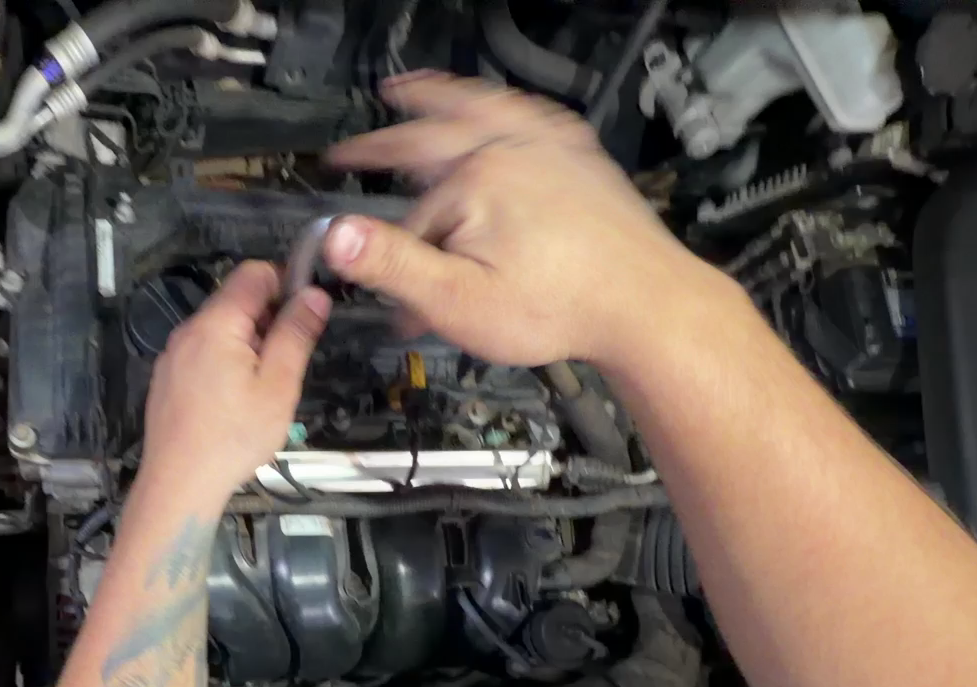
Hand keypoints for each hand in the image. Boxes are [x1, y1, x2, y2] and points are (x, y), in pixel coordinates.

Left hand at [138, 261, 329, 502]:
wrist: (179, 485)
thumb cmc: (233, 438)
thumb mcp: (277, 386)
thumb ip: (295, 335)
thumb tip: (314, 295)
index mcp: (215, 324)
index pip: (254, 272)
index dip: (286, 283)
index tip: (305, 315)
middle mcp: (187, 331)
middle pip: (235, 300)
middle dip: (267, 319)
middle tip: (285, 362)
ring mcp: (172, 356)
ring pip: (219, 330)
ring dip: (247, 344)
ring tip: (261, 387)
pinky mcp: (167, 380)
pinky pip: (202, 355)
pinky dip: (224, 363)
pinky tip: (234, 402)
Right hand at [323, 71, 730, 370]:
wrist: (641, 304)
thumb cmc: (557, 306)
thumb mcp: (457, 299)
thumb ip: (392, 265)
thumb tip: (335, 238)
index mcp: (474, 181)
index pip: (410, 224)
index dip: (396, 266)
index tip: (391, 300)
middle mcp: (509, 149)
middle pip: (427, 140)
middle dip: (380, 147)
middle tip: (348, 149)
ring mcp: (546, 149)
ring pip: (479, 110)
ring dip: (439, 99)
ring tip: (410, 89)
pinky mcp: (576, 160)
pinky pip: (532, 116)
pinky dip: (503, 106)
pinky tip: (497, 108)